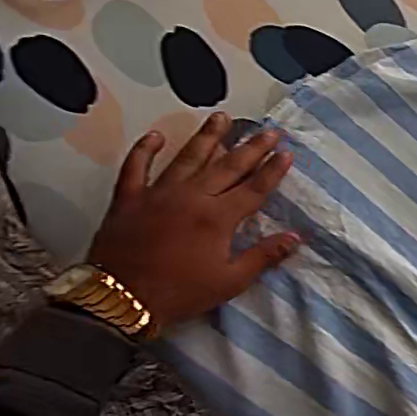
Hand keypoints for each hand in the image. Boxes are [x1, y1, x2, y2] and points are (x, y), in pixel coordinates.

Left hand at [85, 113, 298, 328]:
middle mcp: (192, 196)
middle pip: (228, 166)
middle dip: (252, 147)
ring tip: (222, 117)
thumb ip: (263, 256)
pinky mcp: (130, 198)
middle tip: (269, 130)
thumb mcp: (230, 281)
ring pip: (188, 157)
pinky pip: (137, 167)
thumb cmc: (181, 292)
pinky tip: (157, 136)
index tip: (287, 152)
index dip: (273, 170)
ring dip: (208, 136)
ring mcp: (159, 193)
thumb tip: (295, 237)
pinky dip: (146, 150)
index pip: (254, 188)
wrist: (121, 298)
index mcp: (218, 217)